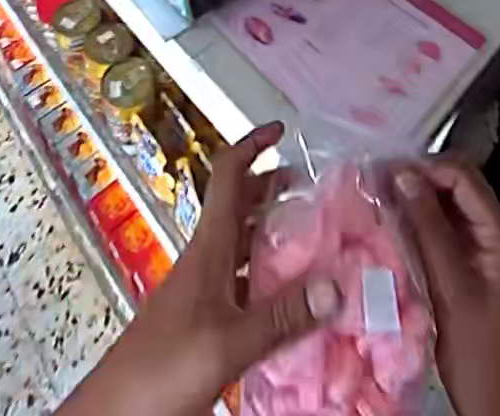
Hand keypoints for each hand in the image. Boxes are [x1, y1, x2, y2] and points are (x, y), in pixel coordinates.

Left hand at [58, 123, 338, 415]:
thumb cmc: (161, 369)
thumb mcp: (227, 343)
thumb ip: (282, 317)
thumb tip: (338, 285)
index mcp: (209, 246)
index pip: (228, 175)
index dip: (252, 144)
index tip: (281, 130)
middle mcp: (208, 258)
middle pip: (240, 204)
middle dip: (273, 186)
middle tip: (312, 188)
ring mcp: (205, 289)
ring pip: (245, 243)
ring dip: (275, 231)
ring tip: (314, 236)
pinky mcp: (206, 319)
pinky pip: (245, 280)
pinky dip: (271, 274)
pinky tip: (293, 295)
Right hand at [395, 160, 499, 415]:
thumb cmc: (479, 355)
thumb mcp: (451, 288)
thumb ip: (429, 230)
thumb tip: (405, 177)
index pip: (466, 179)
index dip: (428, 168)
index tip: (390, 170)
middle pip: (462, 189)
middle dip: (423, 180)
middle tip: (382, 181)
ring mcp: (491, 252)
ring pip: (454, 208)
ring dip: (421, 201)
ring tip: (385, 198)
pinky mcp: (478, 268)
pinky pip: (451, 232)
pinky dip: (426, 224)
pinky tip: (399, 226)